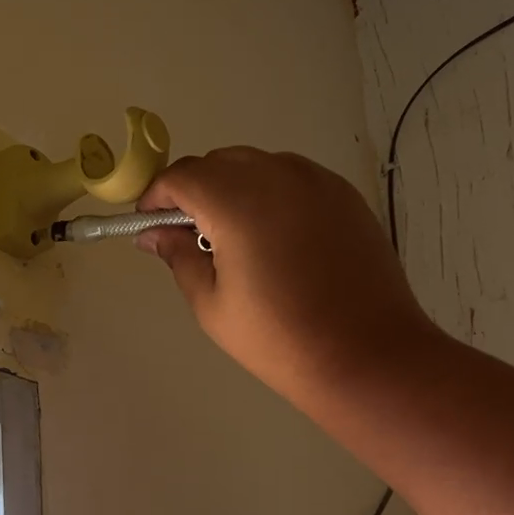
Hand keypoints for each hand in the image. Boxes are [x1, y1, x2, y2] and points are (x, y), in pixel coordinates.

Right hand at [136, 148, 441, 399]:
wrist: (364, 352)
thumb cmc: (276, 336)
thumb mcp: (211, 304)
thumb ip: (178, 257)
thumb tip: (153, 234)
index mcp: (237, 202)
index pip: (182, 177)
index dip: (157, 197)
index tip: (149, 225)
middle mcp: (278, 176)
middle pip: (219, 162)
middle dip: (193, 190)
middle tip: (187, 238)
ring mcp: (317, 181)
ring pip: (257, 165)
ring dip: (231, 189)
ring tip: (232, 241)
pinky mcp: (343, 195)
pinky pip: (292, 178)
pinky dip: (268, 195)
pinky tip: (272, 240)